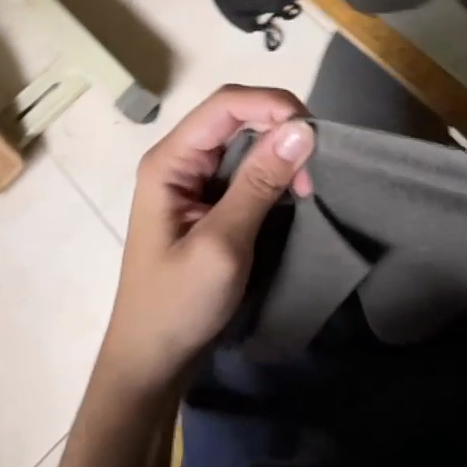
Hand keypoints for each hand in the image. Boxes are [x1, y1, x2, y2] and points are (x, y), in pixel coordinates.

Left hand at [96, 86, 315, 391]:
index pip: (225, 104)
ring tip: (307, 189)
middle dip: (281, 130)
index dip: (272, 104)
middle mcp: (179, 160)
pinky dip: (274, 174)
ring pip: (245, 142)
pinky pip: (246, 169)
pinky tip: (292, 196)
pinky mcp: (208, 202)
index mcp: (169, 161)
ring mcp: (193, 181)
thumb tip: (302, 129)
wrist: (151, 362)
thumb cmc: (178, 306)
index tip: (313, 134)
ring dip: (280, 154)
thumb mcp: (223, 244)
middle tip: (314, 171)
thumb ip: (259, 183)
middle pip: (236, 116)